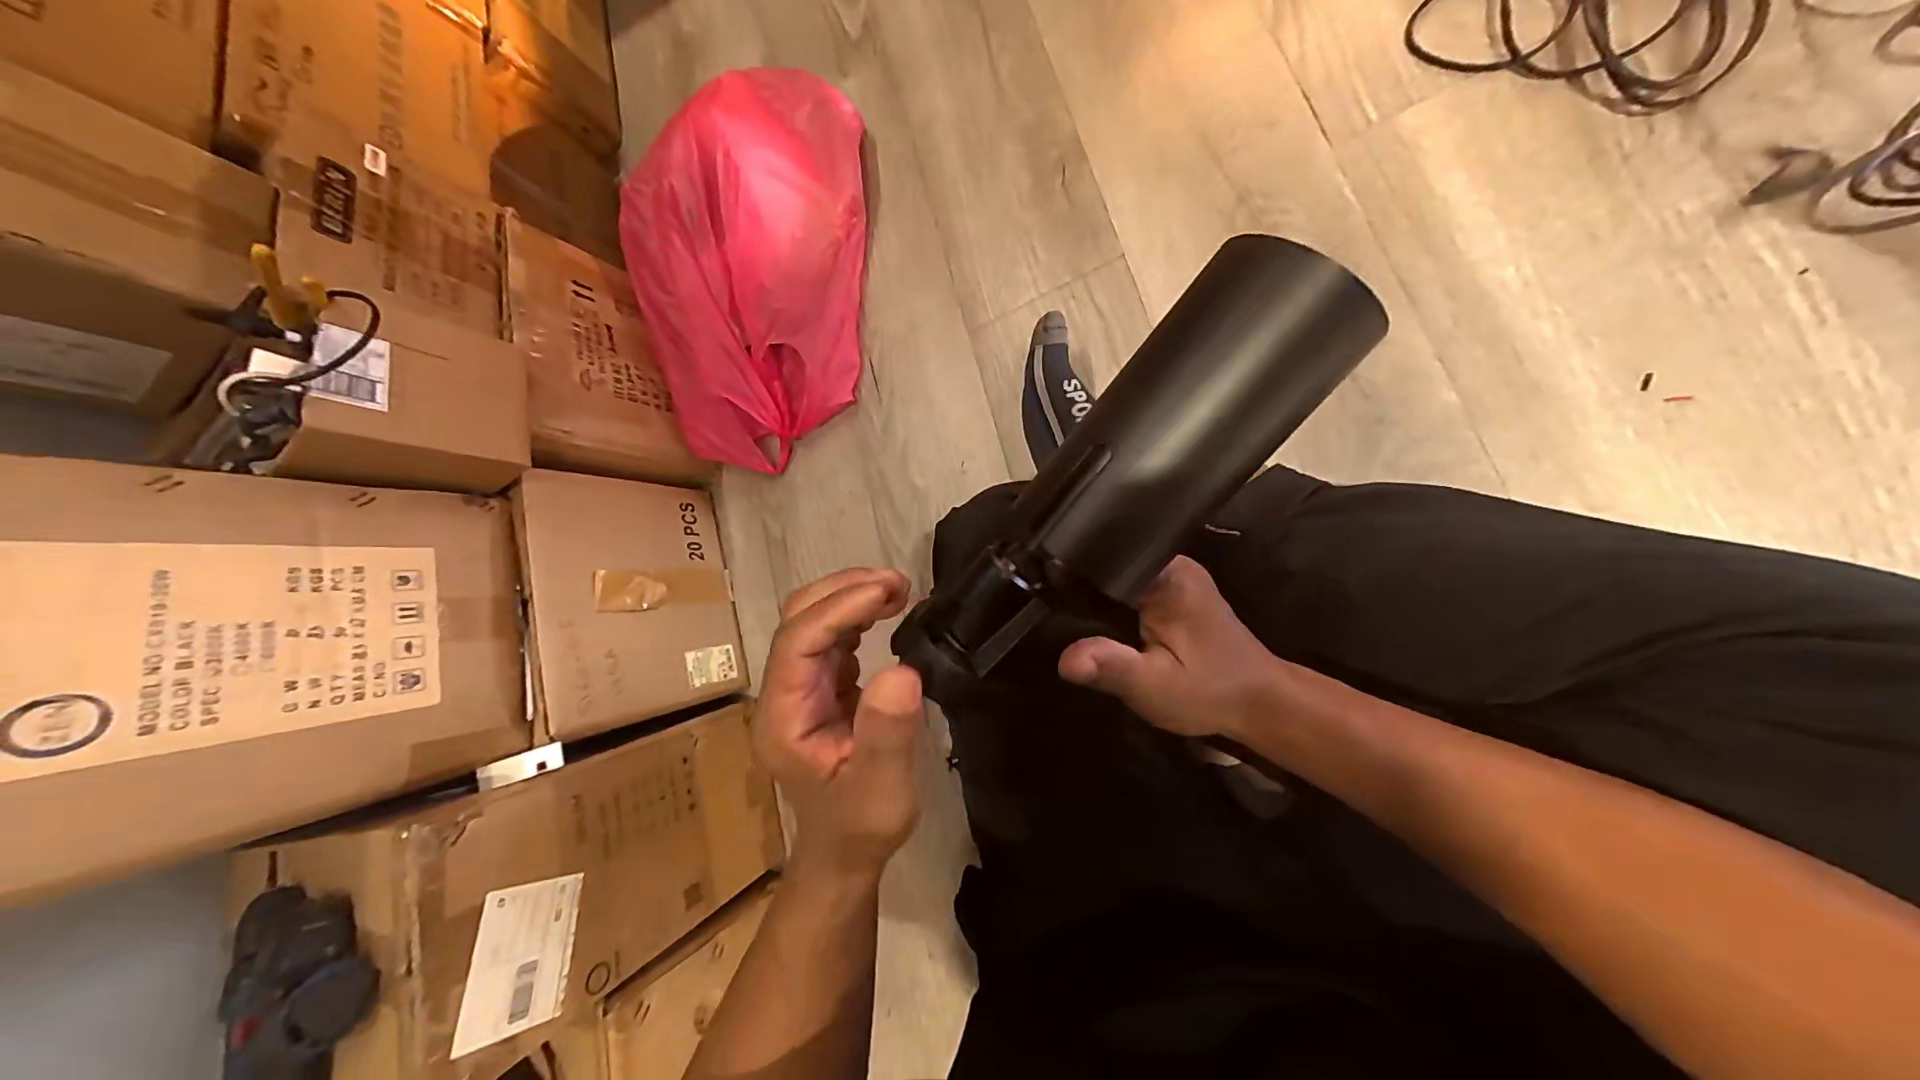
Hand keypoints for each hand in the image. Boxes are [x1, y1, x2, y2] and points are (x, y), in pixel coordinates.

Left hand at [757, 567, 925, 884]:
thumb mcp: (883, 788)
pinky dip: (860, 617)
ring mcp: (801, 688)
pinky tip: (887, 614)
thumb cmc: (860, 826)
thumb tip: (902, 671)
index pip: (797, 641)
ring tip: (899, 591)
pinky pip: (833, 638)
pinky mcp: (822, 688)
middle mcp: (784, 693)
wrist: (844, 852)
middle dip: (843, 591)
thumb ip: (887, 733)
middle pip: (797, 620)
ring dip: (852, 597)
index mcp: (784, 716)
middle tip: (898, 583)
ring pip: (813, 621)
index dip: (839, 609)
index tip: (888, 593)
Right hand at [1058, 556, 1285, 737]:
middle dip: (1082, 594)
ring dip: (1098, 603)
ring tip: (1069, 623)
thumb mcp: (1154, 686)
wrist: (1260, 702)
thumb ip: (1112, 667)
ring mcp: (1175, 575)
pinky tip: (1102, 627)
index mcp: (1166, 573)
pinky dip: (1115, 609)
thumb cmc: (1210, 692)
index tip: (1042, 600)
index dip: (1069, 581)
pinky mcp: (1176, 592)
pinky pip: (1132, 591)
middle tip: (1051, 618)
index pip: (1103, 562)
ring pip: (1118, 581)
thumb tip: (1066, 661)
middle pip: (1108, 569)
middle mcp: (1171, 563)